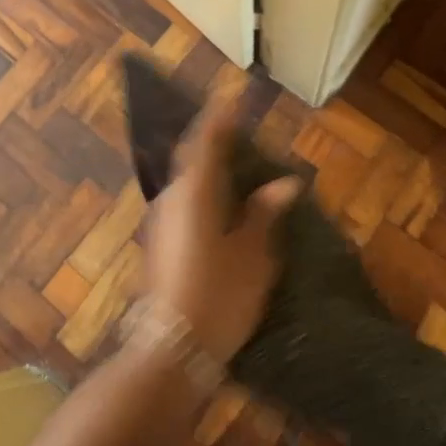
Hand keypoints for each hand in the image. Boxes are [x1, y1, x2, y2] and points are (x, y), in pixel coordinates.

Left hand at [144, 94, 301, 363]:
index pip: (206, 140)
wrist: (171, 348)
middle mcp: (171, 198)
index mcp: (195, 191)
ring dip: (207, 169)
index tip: (233, 97)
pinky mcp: (159, 244)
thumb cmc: (218, 294)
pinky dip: (202, 193)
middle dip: (213, 141)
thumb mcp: (252, 255)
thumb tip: (286, 183)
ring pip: (186, 182)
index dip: (220, 117)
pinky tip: (220, 206)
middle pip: (192, 158)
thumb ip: (265, 213)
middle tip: (238, 131)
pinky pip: (183, 203)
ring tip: (235, 166)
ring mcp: (160, 222)